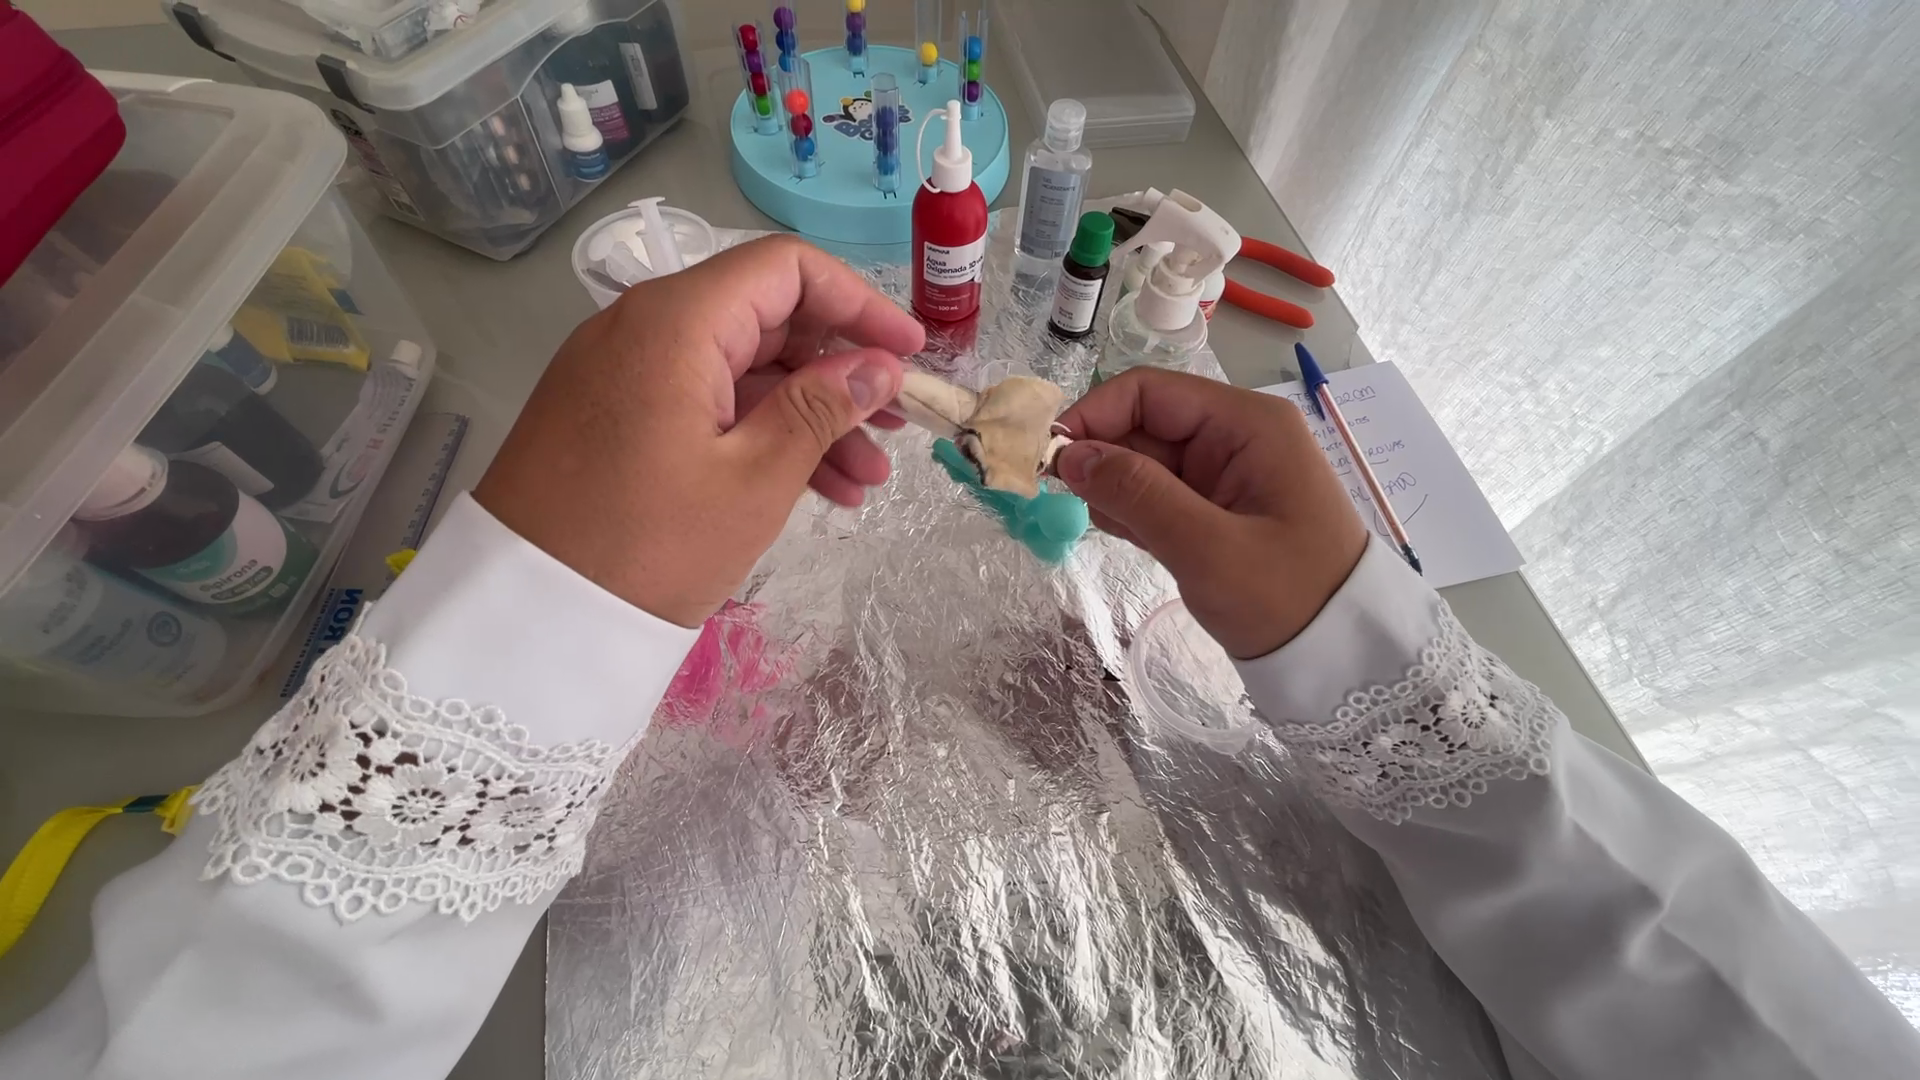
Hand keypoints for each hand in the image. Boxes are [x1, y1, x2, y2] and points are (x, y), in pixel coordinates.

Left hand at [474, 236, 923, 627]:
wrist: (529, 616)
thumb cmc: (651, 545)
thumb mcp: (755, 479)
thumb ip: (822, 408)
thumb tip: (880, 366)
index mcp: (678, 322)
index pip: (788, 269)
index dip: (860, 303)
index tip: (911, 352)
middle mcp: (649, 329)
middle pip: (770, 323)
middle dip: (843, 375)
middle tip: (896, 427)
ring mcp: (632, 376)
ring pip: (747, 376)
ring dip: (813, 420)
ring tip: (868, 481)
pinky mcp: (624, 419)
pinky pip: (712, 410)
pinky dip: (764, 439)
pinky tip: (819, 490)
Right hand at [1054, 368, 1367, 658]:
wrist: (1340, 653)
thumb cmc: (1286, 597)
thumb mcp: (1208, 547)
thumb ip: (1137, 494)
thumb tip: (1068, 456)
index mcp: (1243, 424)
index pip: (1149, 392)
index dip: (1093, 415)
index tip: (1049, 458)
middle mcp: (1231, 437)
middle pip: (1142, 425)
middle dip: (1100, 457)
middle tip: (1068, 503)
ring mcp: (1222, 474)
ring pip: (1143, 462)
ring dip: (1115, 491)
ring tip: (1124, 532)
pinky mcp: (1213, 508)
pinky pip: (1156, 494)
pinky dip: (1134, 512)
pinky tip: (1136, 539)